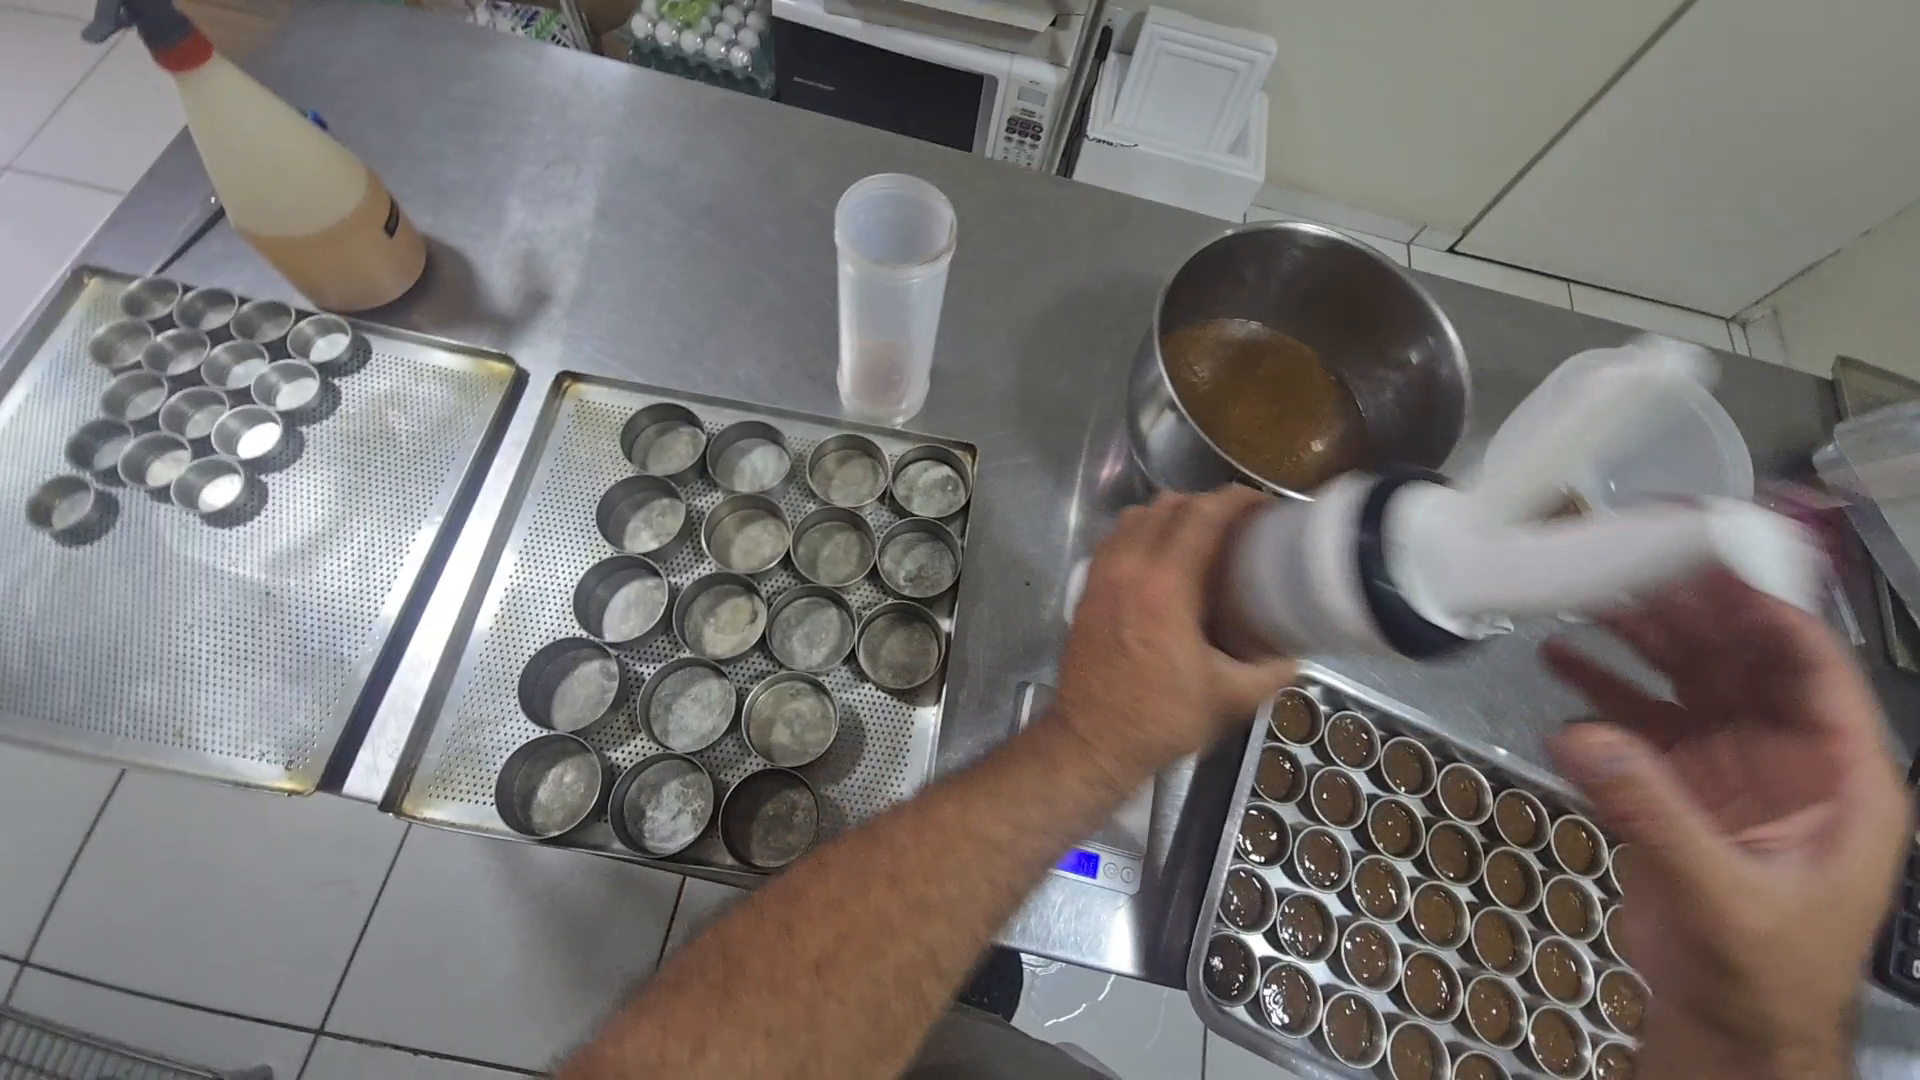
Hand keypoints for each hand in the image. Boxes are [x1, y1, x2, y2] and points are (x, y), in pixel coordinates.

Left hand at [1051, 487, 1295, 785]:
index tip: (1262, 504)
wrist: (1091, 738)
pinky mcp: (1085, 587)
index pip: (1202, 516)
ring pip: (1136, 515)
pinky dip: (1140, 530)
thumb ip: (1271, 672)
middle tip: (1238, 522)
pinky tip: (1160, 554)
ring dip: (1170, 513)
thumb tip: (1296, 655)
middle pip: (1168, 505)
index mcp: (1165, 586)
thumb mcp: (1230, 698)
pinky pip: (1114, 538)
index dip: (1236, 500)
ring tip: (1200, 534)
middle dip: (1207, 503)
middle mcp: (1128, 567)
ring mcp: (1100, 574)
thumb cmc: (1161, 718)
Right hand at [1544, 570, 1910, 1079]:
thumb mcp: (1721, 892)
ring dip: (1637, 639)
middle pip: (1736, 662)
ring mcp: (1724, 763)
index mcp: (1839, 774)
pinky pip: (1635, 715)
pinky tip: (1560, 660)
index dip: (1764, 614)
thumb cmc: (1758, 965)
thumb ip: (1653, 811)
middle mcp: (1783, 754)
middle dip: (1685, 614)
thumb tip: (1577, 732)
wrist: (1725, 1015)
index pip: (1810, 672)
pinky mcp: (1671, 778)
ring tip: (1585, 599)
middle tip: (1625, 564)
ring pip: (1683, 679)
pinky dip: (1599, 686)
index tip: (1706, 565)